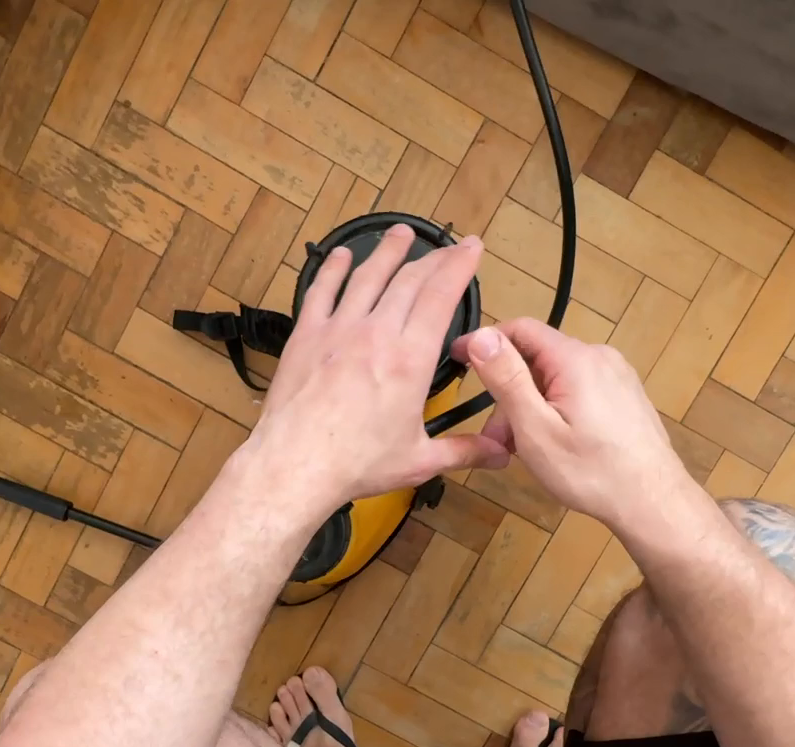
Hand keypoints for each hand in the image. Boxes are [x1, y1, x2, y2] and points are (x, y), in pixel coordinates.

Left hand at [247, 225, 509, 511]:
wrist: (296, 464)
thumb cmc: (354, 463)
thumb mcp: (418, 460)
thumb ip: (463, 451)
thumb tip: (498, 454)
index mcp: (410, 359)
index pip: (442, 295)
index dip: (460, 266)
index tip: (471, 248)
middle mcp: (376, 334)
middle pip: (409, 280)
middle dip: (433, 258)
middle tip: (446, 248)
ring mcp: (338, 331)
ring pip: (367, 276)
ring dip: (387, 252)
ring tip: (401, 234)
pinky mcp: (306, 337)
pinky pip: (321, 291)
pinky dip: (332, 269)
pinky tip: (340, 256)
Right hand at [455, 319, 695, 529]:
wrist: (652, 502)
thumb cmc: (589, 471)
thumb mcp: (535, 428)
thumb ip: (507, 379)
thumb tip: (480, 335)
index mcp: (575, 359)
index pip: (520, 329)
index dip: (484, 342)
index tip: (456, 361)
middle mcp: (599, 356)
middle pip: (537, 359)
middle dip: (508, 392)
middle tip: (496, 440)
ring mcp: (616, 375)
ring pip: (555, 378)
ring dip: (529, 406)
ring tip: (524, 450)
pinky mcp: (624, 395)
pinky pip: (577, 390)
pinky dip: (554, 410)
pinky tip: (553, 444)